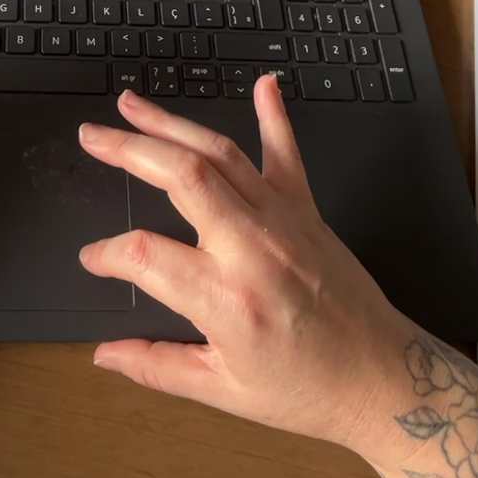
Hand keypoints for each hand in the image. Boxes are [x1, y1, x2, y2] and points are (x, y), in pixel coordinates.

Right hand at [76, 78, 419, 454]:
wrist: (386, 380)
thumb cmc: (308, 389)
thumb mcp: (223, 392)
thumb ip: (156, 367)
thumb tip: (104, 353)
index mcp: (227, 299)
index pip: (144, 255)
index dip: (106, 254)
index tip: (92, 259)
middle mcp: (252, 247)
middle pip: (181, 175)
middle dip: (128, 148)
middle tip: (92, 135)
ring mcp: (281, 219)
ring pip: (219, 153)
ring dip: (170, 123)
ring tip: (132, 104)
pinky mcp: (305, 208)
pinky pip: (285, 152)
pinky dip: (273, 114)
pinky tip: (263, 85)